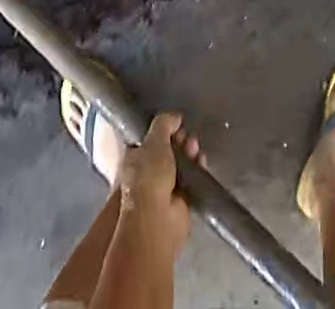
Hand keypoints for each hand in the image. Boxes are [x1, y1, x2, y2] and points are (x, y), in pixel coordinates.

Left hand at [115, 112, 200, 262]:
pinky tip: (202, 160)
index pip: (149, 139)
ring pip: (180, 164)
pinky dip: (198, 169)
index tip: (176, 124)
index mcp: (132, 159)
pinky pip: (191, 179)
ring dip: (189, 153)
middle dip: (179, 140)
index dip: (163, 130)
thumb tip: (175, 116)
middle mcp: (145, 174)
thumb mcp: (154, 141)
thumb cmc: (147, 176)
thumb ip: (164, 124)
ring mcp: (163, 188)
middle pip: (166, 151)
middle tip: (187, 136)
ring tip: (195, 146)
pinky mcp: (180, 201)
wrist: (156, 219)